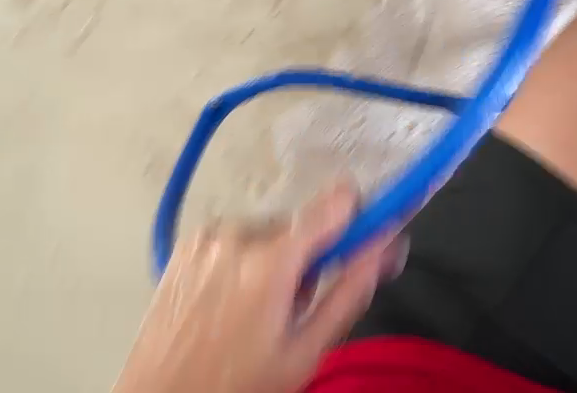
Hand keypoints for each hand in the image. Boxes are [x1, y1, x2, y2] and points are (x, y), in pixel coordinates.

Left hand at [116, 185, 402, 392]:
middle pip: (300, 226)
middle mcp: (239, 233)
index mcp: (272, 261)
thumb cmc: (237, 385)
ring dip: (274, 259)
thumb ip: (350, 291)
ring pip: (268, 233)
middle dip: (308, 257)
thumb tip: (388, 244)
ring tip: (255, 312)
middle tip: (294, 306)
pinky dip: (242, 261)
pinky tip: (230, 302)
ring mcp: (209, 235)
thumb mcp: (305, 352)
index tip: (367, 233)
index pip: (336, 202)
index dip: (359, 213)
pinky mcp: (188, 243)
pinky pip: (236, 238)